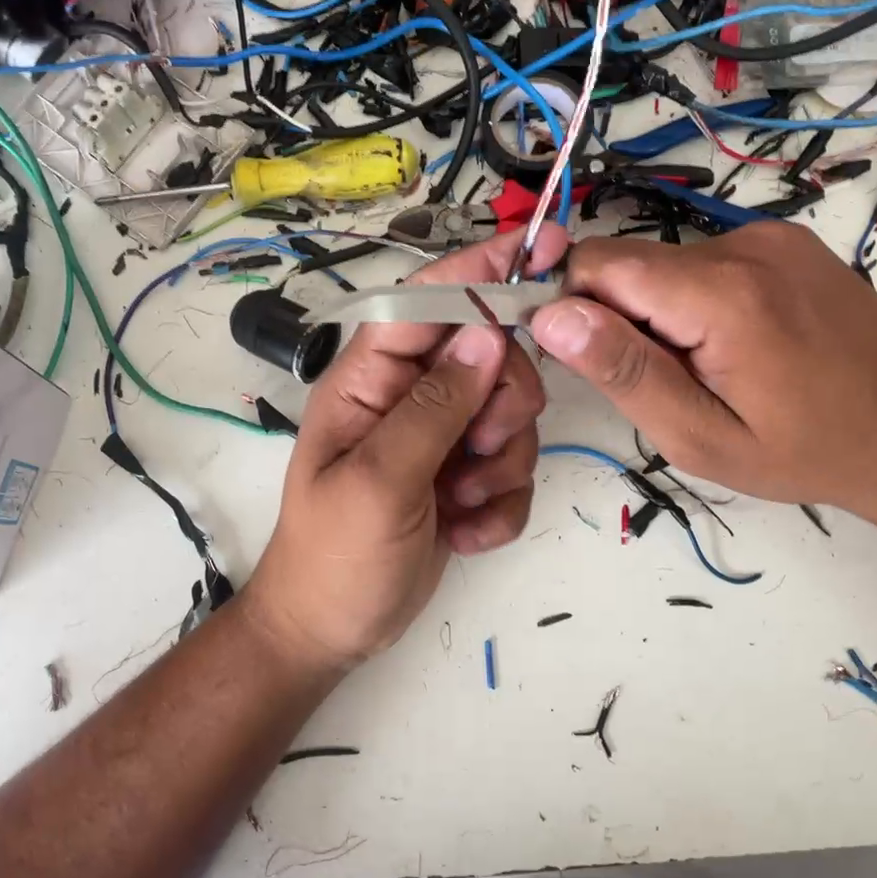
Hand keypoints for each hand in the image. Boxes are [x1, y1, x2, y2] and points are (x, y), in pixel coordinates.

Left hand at [245, 226, 569, 669]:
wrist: (331, 631)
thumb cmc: (335, 556)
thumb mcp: (379, 481)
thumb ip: (435, 407)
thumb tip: (487, 334)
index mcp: (371, 380)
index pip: (429, 301)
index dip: (483, 269)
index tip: (545, 246)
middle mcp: (410, 397)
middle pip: (492, 357)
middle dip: (502, 406)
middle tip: (478, 451)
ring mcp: (441, 438)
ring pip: (512, 418)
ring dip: (500, 468)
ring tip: (457, 503)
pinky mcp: (465, 479)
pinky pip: (515, 470)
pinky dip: (499, 507)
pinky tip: (462, 533)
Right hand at [528, 223, 876, 518]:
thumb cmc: (804, 451)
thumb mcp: (700, 437)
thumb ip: (623, 372)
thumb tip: (550, 315)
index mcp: (722, 294)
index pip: (597, 264)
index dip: (571, 306)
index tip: (587, 360)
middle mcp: (745, 244)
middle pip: (629, 261)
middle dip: (616, 315)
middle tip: (658, 379)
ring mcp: (771, 236)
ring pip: (664, 263)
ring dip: (657, 311)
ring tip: (705, 368)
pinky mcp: (786, 241)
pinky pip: (703, 261)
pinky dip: (693, 300)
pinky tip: (734, 346)